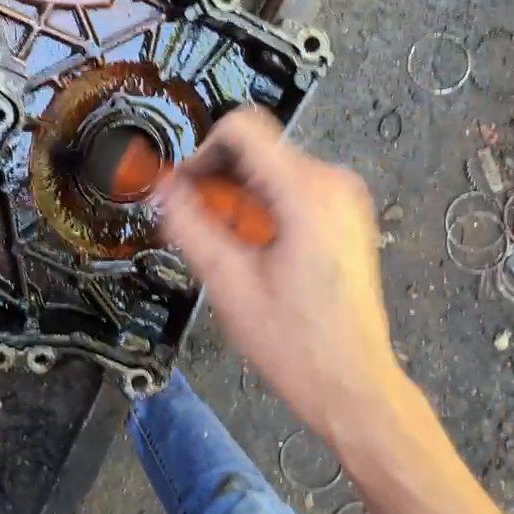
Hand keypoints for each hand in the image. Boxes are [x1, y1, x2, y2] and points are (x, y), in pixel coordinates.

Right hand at [157, 108, 394, 432]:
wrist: (354, 384)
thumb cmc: (302, 346)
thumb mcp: (228, 282)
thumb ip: (188, 225)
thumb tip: (160, 189)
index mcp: (307, 193)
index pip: (241, 129)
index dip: (201, 153)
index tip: (186, 187)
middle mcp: (332, 184)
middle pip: (253, 148)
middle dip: (218, 182)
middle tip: (201, 225)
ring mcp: (343, 198)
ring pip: (267, 167)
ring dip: (238, 197)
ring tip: (230, 246)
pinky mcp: (343, 213)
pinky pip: (288, 185)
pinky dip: (261, 206)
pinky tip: (255, 249)